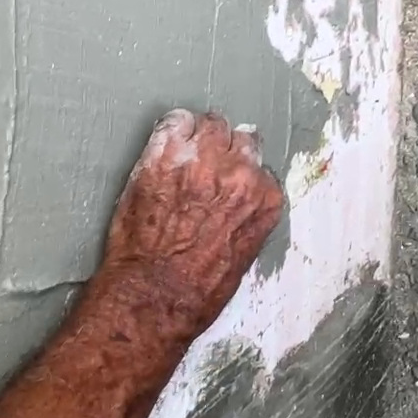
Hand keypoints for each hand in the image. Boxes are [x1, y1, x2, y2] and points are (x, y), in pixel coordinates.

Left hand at [95, 110, 284, 335]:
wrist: (154, 296)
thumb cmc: (198, 289)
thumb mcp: (244, 253)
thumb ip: (248, 216)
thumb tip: (238, 203)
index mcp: (264, 198)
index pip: (260, 167)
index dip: (241, 174)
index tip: (228, 181)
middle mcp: (240, 173)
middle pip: (240, 140)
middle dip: (225, 151)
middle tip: (207, 165)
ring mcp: (201, 161)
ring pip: (211, 124)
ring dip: (201, 136)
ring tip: (187, 150)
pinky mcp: (164, 156)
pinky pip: (175, 121)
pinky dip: (173, 128)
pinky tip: (168, 141)